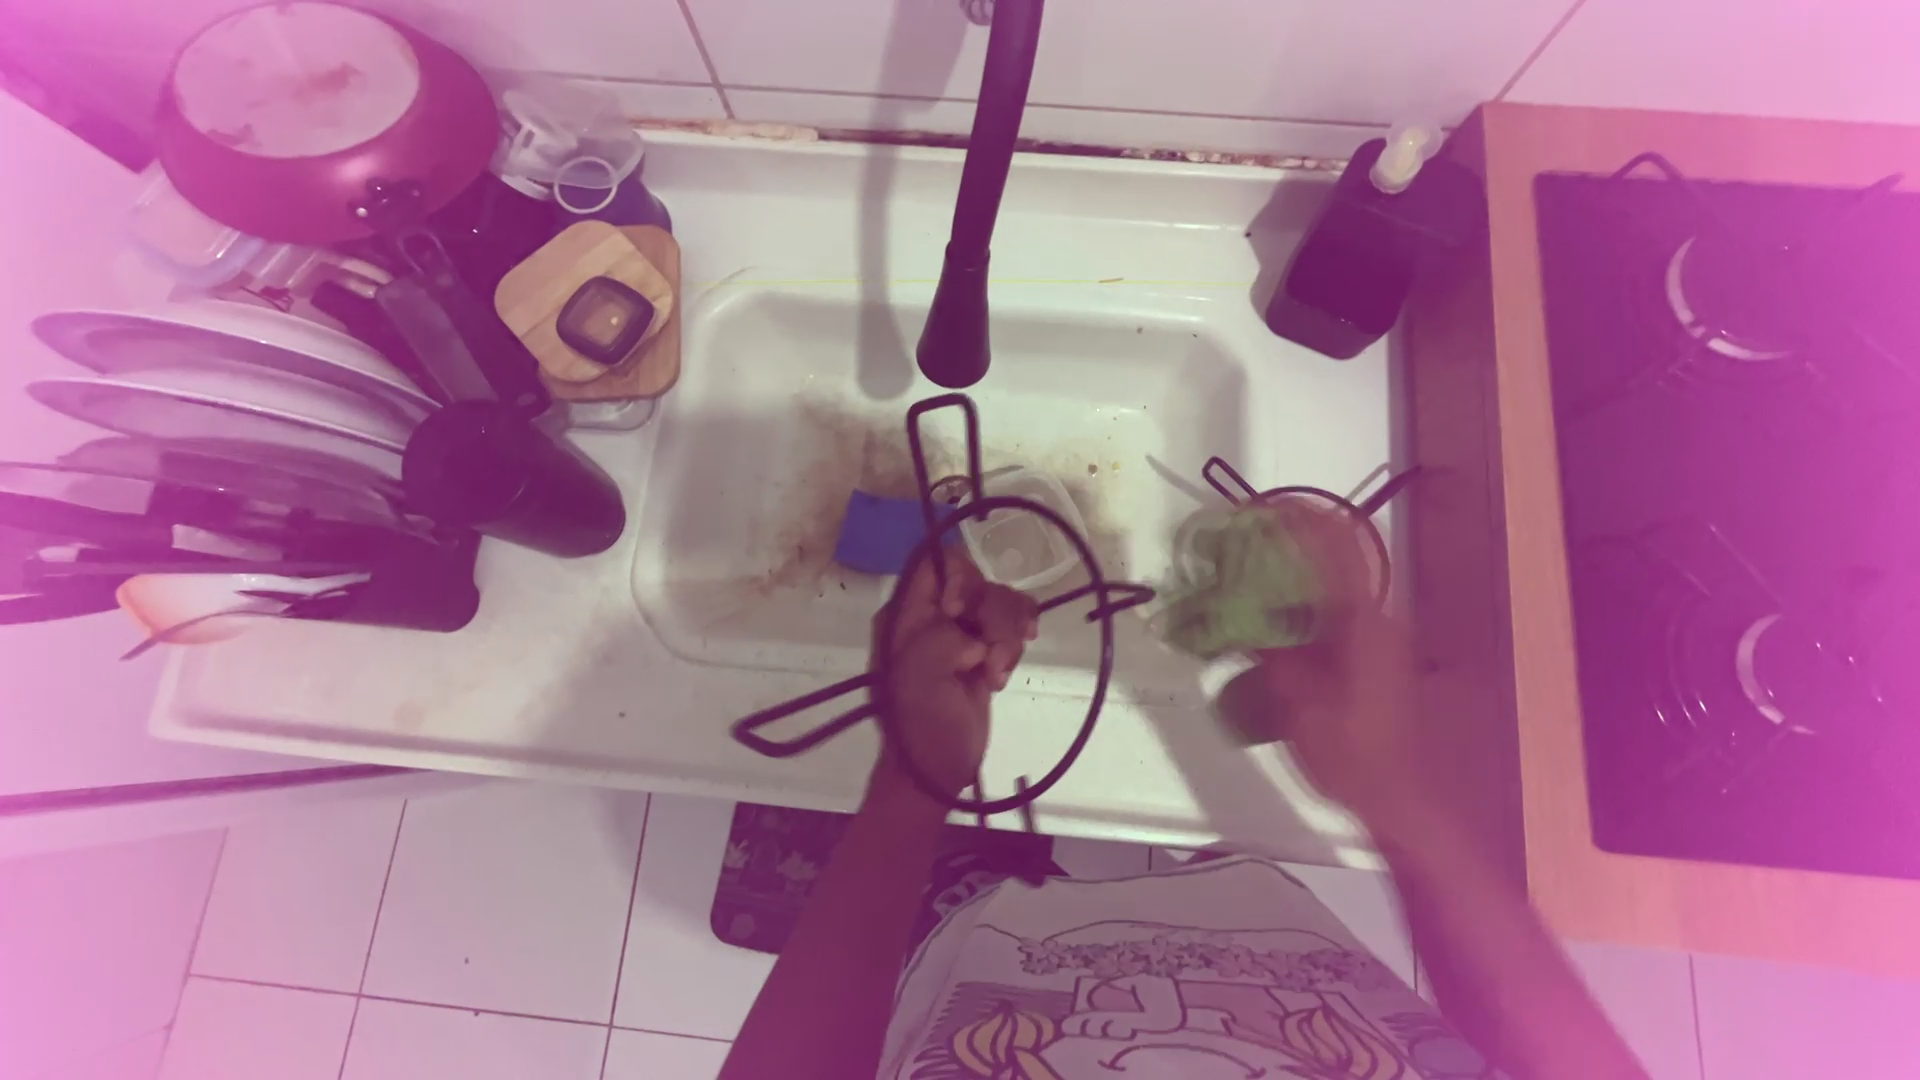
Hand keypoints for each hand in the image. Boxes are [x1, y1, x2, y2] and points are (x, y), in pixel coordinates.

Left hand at [870, 552, 1038, 799]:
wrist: (938, 771)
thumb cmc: (920, 724)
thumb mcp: (919, 676)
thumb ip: (941, 637)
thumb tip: (973, 639)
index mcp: (907, 614)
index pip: (935, 563)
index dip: (958, 579)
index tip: (960, 613)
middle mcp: (934, 615)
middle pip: (978, 581)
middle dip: (993, 617)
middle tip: (988, 655)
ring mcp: (962, 632)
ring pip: (1001, 602)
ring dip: (1008, 636)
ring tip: (996, 674)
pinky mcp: (987, 649)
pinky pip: (1013, 623)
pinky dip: (1017, 641)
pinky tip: (1006, 670)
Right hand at [1227, 498, 1435, 840]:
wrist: (1395, 795)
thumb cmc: (1347, 748)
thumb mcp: (1295, 700)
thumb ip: (1267, 648)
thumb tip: (1233, 609)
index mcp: (1360, 621)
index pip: (1335, 550)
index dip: (1302, 522)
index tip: (1265, 507)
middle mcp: (1373, 619)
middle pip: (1331, 564)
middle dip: (1287, 548)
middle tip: (1241, 544)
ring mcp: (1375, 637)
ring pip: (1329, 589)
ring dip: (1291, 576)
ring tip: (1247, 574)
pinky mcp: (1368, 656)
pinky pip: (1329, 613)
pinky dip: (1299, 603)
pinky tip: (1267, 615)